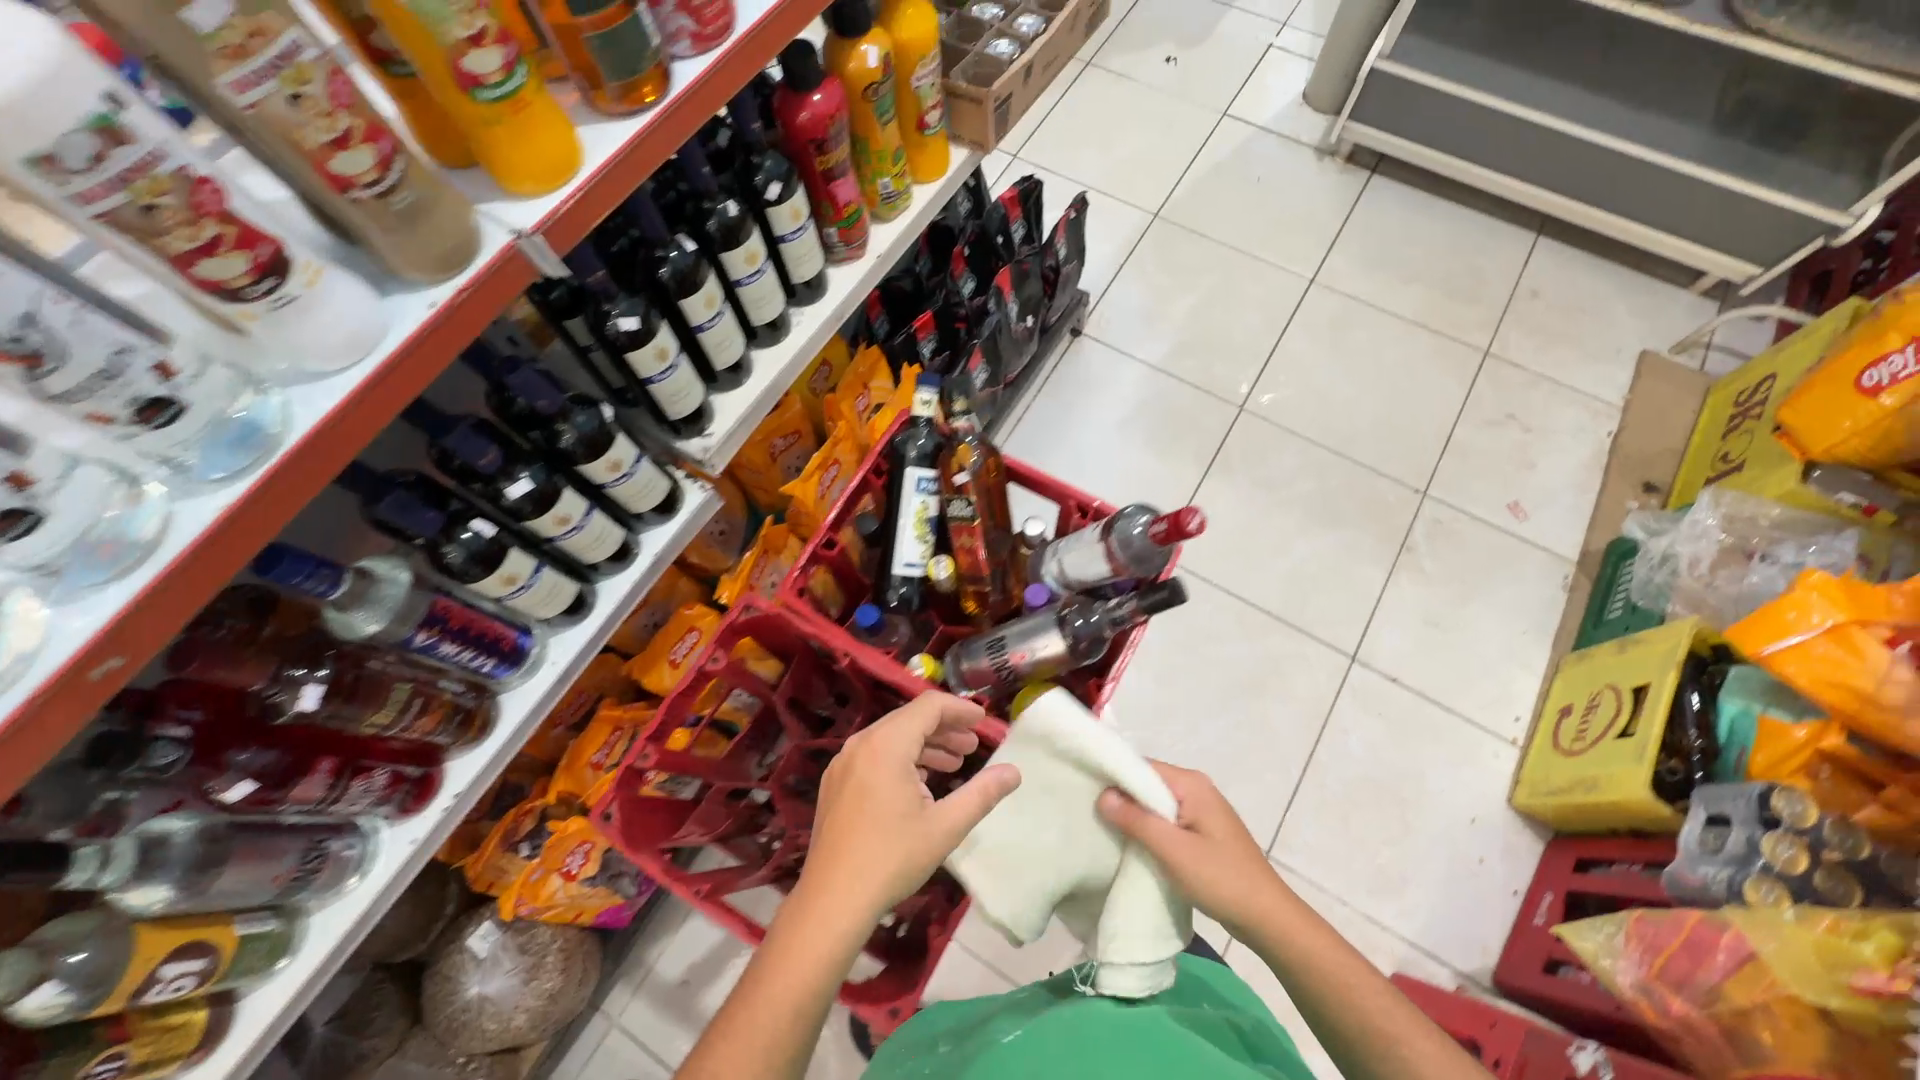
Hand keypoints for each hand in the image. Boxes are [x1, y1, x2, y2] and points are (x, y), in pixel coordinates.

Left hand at [799, 692, 1020, 920]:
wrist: (833, 898)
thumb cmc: (892, 858)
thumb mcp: (946, 827)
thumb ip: (982, 793)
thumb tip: (1014, 772)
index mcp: (886, 745)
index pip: (928, 707)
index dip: (960, 710)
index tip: (983, 722)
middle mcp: (860, 745)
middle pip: (908, 719)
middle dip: (945, 729)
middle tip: (973, 747)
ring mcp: (843, 764)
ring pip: (890, 738)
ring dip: (924, 745)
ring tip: (953, 765)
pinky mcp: (835, 784)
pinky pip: (874, 755)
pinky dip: (901, 759)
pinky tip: (919, 784)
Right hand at [1097, 761, 1289, 937]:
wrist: (1266, 917)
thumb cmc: (1220, 879)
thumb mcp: (1173, 850)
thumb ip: (1137, 820)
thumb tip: (1103, 794)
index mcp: (1192, 784)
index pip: (1142, 766)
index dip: (1112, 775)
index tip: (1082, 788)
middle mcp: (1197, 789)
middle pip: (1147, 784)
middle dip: (1120, 797)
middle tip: (1087, 812)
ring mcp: (1201, 811)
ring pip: (1155, 805)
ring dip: (1133, 816)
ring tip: (1102, 828)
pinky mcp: (1202, 833)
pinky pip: (1166, 822)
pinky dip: (1148, 830)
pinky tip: (1131, 844)